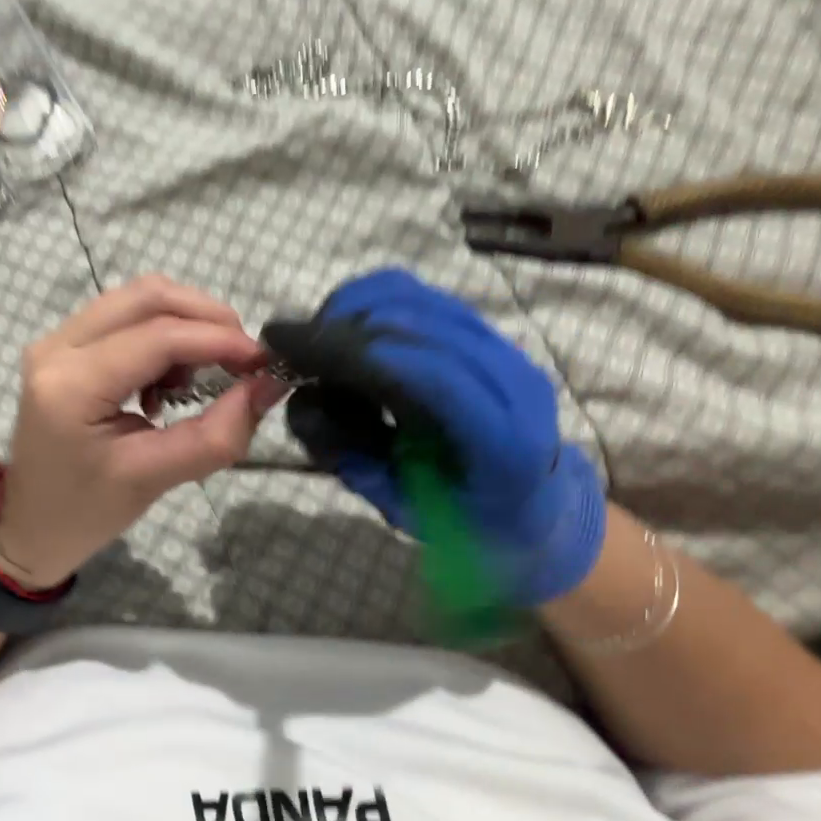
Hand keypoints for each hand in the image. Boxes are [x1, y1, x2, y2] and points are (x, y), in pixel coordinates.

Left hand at [0, 276, 290, 587]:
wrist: (28, 524)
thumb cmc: (86, 511)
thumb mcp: (155, 479)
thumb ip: (216, 434)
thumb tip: (269, 386)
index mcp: (71, 386)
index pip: (157, 337)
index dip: (218, 340)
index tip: (264, 361)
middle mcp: (56, 348)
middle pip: (146, 296)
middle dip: (205, 317)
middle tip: (242, 357)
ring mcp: (54, 340)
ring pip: (134, 298)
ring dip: (182, 323)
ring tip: (200, 376)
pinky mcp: (61, 344)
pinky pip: (121, 314)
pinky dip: (159, 331)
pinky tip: (167, 380)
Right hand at [260, 268, 605, 605]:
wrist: (536, 508)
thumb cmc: (466, 524)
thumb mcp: (400, 507)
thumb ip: (352, 456)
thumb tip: (303, 397)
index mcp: (500, 440)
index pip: (422, 371)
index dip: (346, 349)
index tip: (284, 346)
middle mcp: (511, 380)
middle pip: (411, 320)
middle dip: (337, 326)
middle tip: (290, 349)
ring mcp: (503, 348)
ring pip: (411, 297)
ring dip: (349, 310)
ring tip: (318, 344)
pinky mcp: (485, 331)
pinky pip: (415, 295)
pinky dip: (368, 303)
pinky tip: (346, 334)